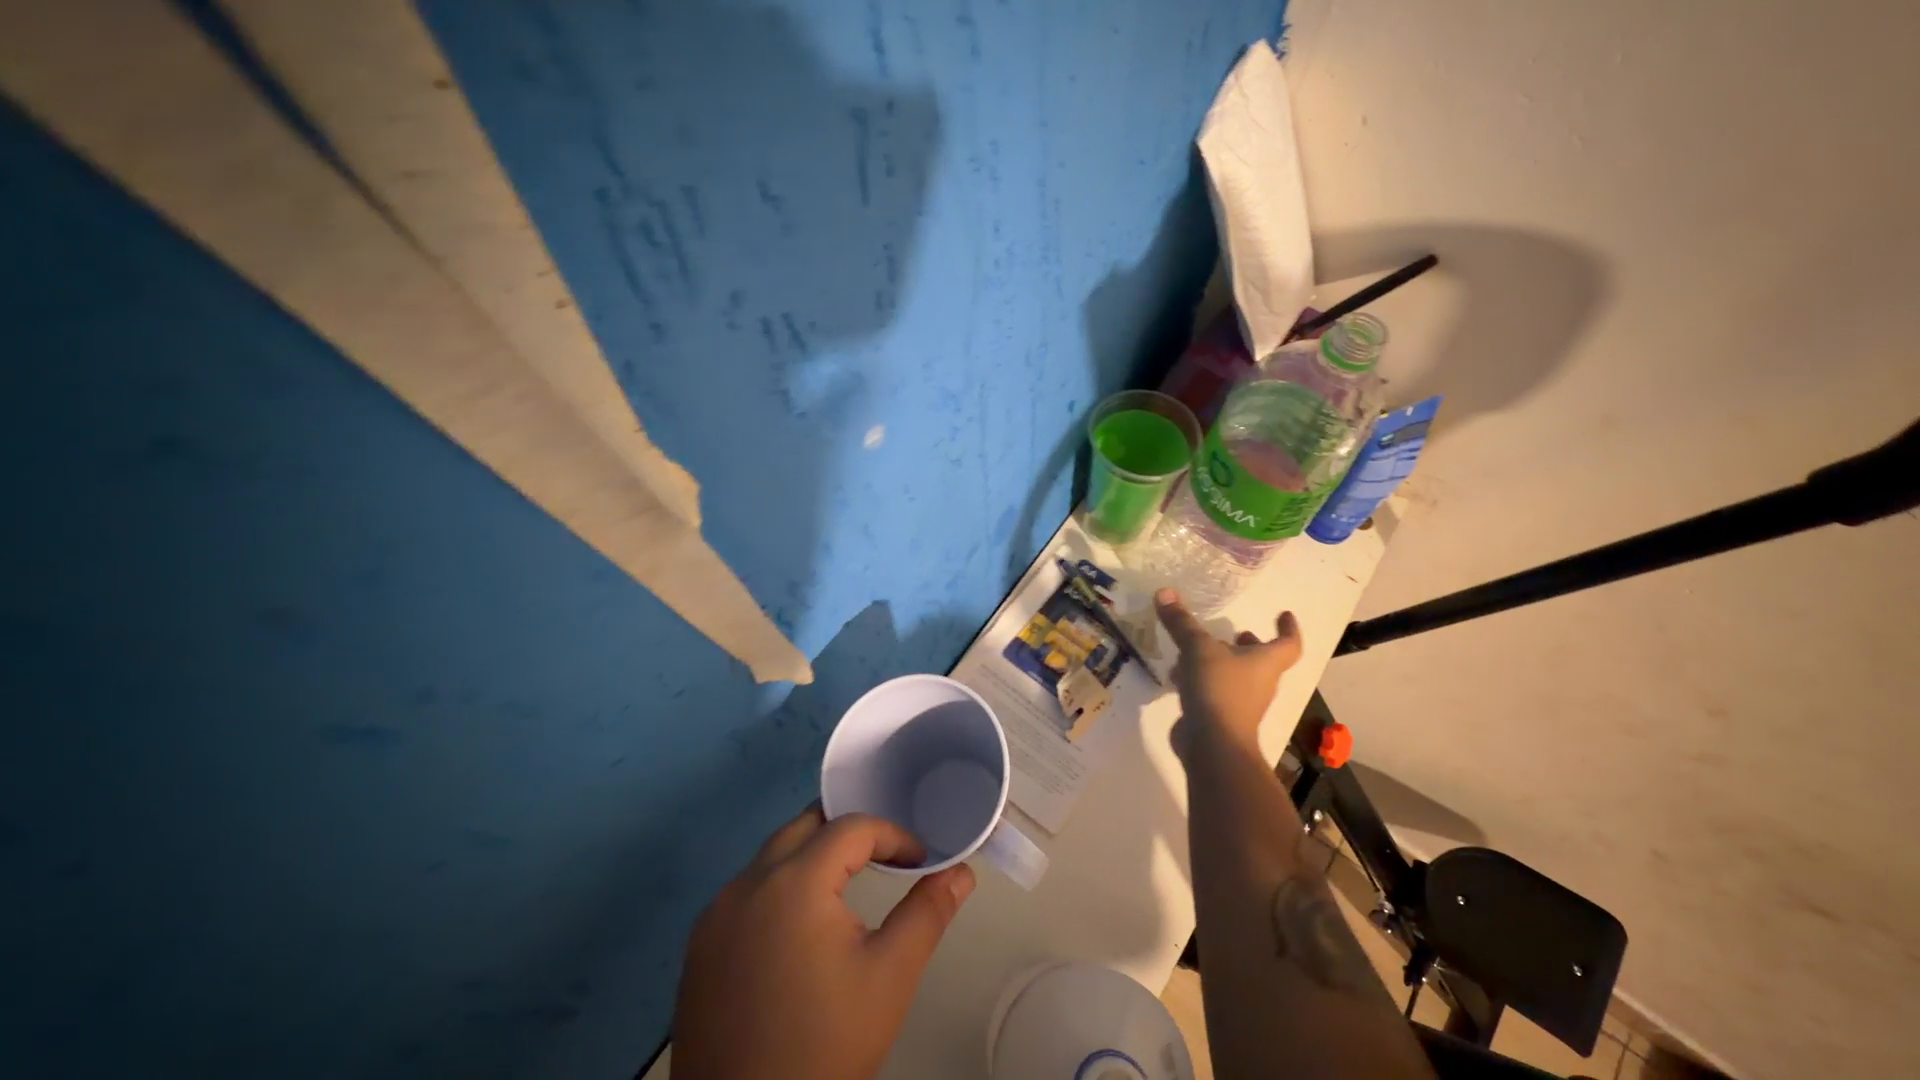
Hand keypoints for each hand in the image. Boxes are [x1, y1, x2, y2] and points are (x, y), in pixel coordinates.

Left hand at [672, 805, 975, 1079]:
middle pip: (802, 827)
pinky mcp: (699, 945)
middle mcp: (747, 884)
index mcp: (794, 882)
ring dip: (810, 856)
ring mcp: (715, 915)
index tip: (920, 861)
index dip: (892, 835)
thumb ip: (926, 913)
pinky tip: (799, 927)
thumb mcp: (890, 975)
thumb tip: (961, 872)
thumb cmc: (827, 1040)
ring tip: (848, 884)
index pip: (849, 828)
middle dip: (847, 832)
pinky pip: (744, 892)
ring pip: (769, 857)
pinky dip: (778, 887)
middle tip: (885, 856)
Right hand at [1154, 587, 1303, 745]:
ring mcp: (1241, 704)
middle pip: (1261, 661)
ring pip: (1235, 677)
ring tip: (1195, 650)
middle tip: (1236, 633)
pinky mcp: (1220, 718)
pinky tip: (1178, 677)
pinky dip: (1201, 682)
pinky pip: (1214, 693)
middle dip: (1248, 646)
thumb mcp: (1197, 649)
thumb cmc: (1218, 690)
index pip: (1288, 643)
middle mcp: (1259, 683)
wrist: (1213, 745)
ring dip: (1220, 663)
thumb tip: (1165, 591)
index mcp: (1265, 663)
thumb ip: (1182, 623)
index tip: (1284, 614)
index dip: (1289, 628)